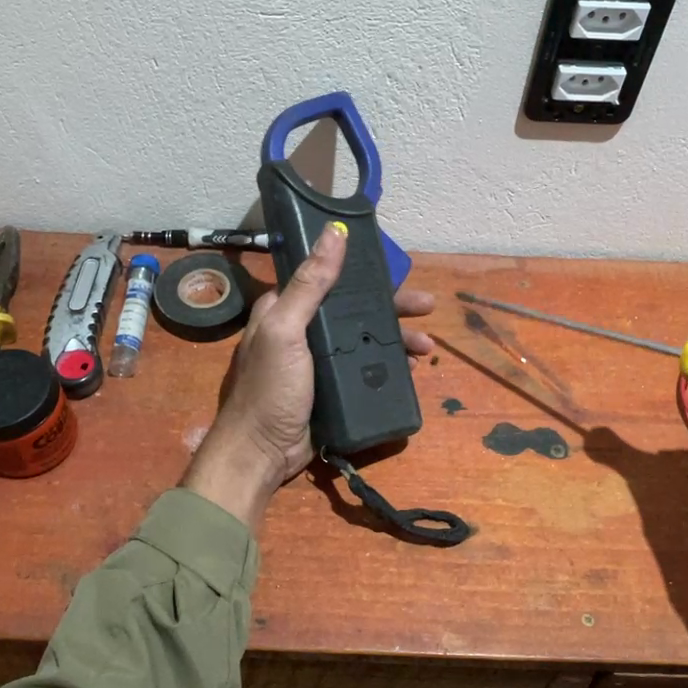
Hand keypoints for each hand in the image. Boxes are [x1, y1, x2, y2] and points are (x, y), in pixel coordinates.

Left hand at [183, 223, 435, 528]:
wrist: (261, 454)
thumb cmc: (268, 388)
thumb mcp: (285, 330)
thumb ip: (310, 284)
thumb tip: (333, 233)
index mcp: (285, 310)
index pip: (328, 279)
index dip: (361, 273)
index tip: (394, 271)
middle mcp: (304, 332)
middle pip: (354, 310)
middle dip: (391, 308)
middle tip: (426, 307)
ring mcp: (320, 363)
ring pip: (365, 340)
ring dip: (396, 338)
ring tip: (427, 346)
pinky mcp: (334, 391)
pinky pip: (367, 371)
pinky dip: (390, 366)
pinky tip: (412, 368)